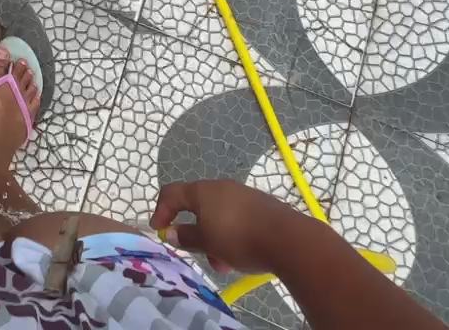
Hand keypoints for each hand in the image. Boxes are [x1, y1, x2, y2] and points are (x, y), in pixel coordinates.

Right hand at [150, 180, 317, 274]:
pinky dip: (233, 234)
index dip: (161, 210)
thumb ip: (187, 237)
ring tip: (226, 262)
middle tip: (202, 254)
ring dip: (215, 236)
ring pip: (219, 215)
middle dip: (196, 231)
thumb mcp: (208, 242)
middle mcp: (219, 187)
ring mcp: (242, 194)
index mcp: (201, 191)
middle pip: (197, 206)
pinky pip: (237, 217)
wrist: (289, 240)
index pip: (171, 193)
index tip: (159, 230)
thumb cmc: (239, 238)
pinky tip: (244, 253)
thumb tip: (171, 232)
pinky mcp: (261, 205)